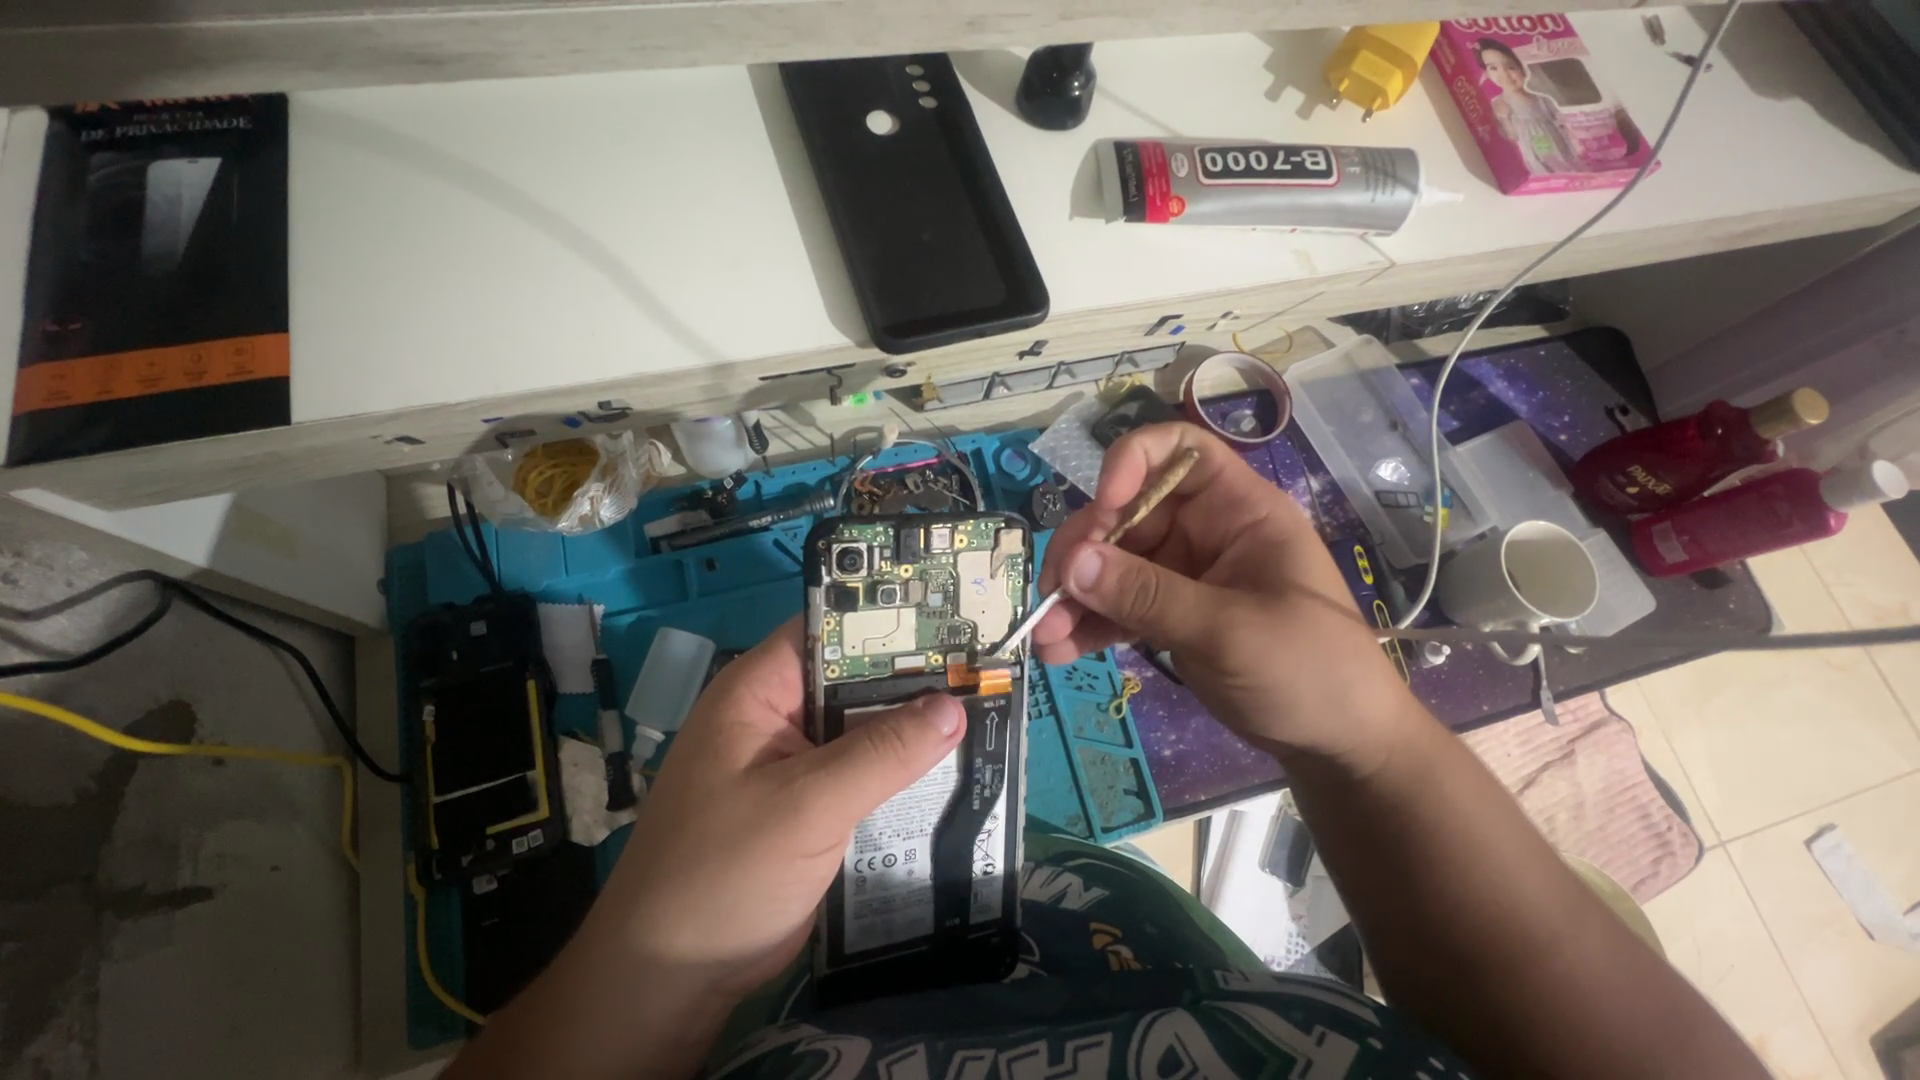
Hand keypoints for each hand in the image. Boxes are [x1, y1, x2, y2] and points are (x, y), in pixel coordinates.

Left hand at [593, 617, 962, 998]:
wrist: (670, 976)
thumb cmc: (723, 875)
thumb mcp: (806, 806)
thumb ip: (881, 753)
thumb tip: (953, 706)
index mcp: (758, 692)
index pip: (828, 632)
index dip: (886, 621)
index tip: (954, 619)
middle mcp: (776, 717)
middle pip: (853, 680)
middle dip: (913, 677)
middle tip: (986, 668)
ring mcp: (792, 765)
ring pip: (862, 728)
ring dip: (912, 726)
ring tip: (987, 708)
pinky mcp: (807, 807)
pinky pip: (861, 772)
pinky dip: (899, 770)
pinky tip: (952, 767)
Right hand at [1033, 423, 1413, 768]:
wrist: (1338, 744)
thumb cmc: (1308, 670)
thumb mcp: (1229, 630)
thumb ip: (1148, 595)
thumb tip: (1072, 564)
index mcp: (1238, 510)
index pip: (1179, 451)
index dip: (1133, 462)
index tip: (1102, 506)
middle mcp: (1206, 532)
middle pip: (1127, 513)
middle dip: (1084, 549)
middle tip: (1052, 591)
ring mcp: (1185, 575)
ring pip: (1113, 564)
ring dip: (1075, 595)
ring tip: (1045, 635)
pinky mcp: (1171, 616)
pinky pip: (1118, 607)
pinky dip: (1089, 625)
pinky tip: (1060, 651)